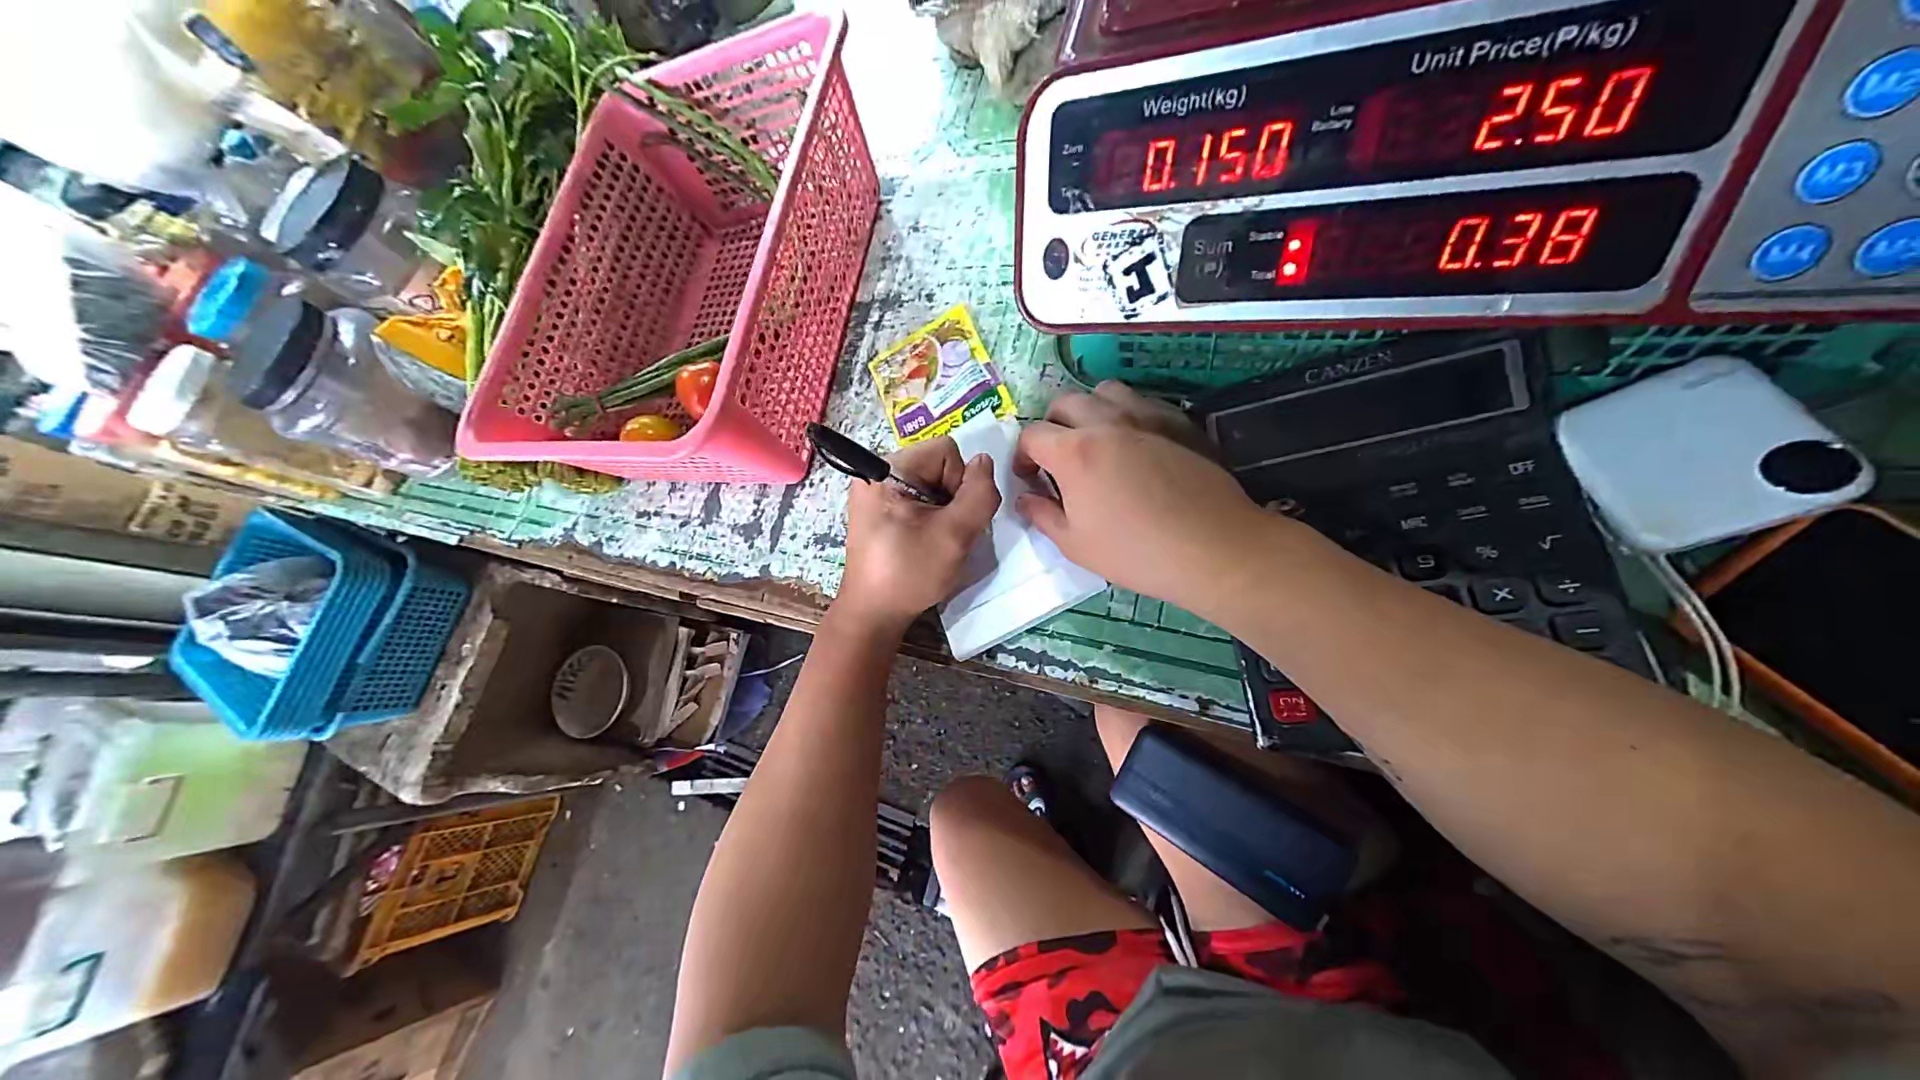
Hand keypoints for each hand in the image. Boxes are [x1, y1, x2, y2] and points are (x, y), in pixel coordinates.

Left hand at [835, 436, 1000, 634]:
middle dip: (953, 498)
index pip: (946, 451)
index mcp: (886, 468)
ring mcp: (877, 493)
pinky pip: (920, 500)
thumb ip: (978, 494)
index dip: (960, 482)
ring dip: (945, 512)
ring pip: (934, 485)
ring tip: (934, 542)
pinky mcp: (880, 511)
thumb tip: (985, 461)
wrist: (874, 615)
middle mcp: (877, 472)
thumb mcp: (954, 534)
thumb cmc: (909, 573)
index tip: (949, 518)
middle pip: (940, 466)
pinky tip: (925, 544)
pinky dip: (931, 520)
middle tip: (944, 534)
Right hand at [1015, 381, 1273, 613]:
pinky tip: (1134, 443)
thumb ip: (1043, 515)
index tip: (1031, 477)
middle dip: (1052, 425)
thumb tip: (1027, 497)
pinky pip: (1142, 401)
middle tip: (1058, 458)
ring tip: (1096, 439)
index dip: (1023, 455)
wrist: (1212, 548)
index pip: (1032, 434)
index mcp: (1074, 451)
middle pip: (1064, 402)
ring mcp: (1145, 416)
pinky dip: (1127, 413)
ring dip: (1090, 409)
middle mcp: (1106, 421)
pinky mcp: (1178, 420)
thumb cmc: (1136, 552)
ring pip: (1105, 391)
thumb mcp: (1075, 544)